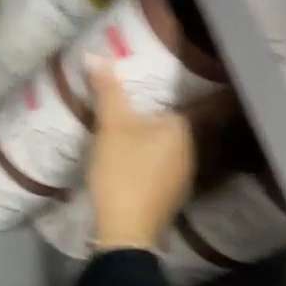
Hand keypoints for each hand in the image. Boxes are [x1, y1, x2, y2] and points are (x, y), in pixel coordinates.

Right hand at [84, 55, 198, 251]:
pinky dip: (142, 156)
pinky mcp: (168, 194)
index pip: (173, 97)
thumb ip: (107, 90)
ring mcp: (182, 174)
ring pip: (162, 144)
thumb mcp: (111, 126)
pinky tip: (123, 157)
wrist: (126, 231)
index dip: (154, 87)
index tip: (134, 79)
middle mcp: (190, 149)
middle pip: (166, 121)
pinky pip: (157, 163)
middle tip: (119, 98)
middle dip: (146, 111)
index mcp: (181, 129)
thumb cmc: (123, 171)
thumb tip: (95, 55)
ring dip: (143, 136)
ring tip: (117, 124)